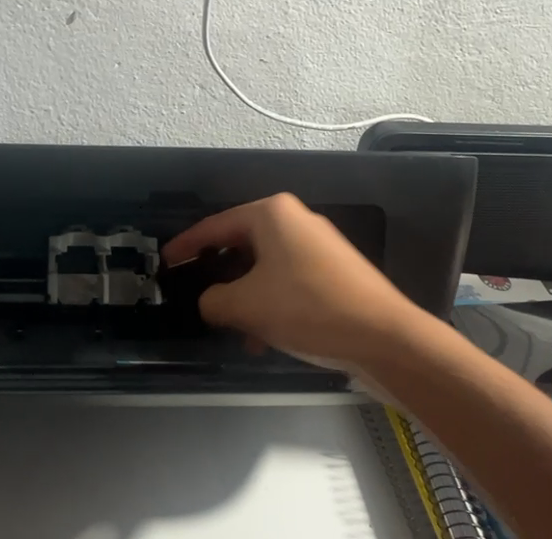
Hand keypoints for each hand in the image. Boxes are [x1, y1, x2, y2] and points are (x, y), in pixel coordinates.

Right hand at [162, 193, 418, 371]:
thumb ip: (213, 301)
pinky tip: (266, 337)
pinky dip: (271, 304)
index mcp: (271, 213)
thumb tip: (209, 302)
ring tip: (237, 332)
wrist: (384, 338)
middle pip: (241, 245)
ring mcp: (318, 246)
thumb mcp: (246, 306)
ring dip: (246, 298)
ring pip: (265, 268)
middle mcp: (295, 220)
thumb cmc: (309, 308)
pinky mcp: (335, 272)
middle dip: (220, 277)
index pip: (215, 226)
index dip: (187, 245)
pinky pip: (288, 281)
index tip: (167, 261)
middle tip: (199, 297)